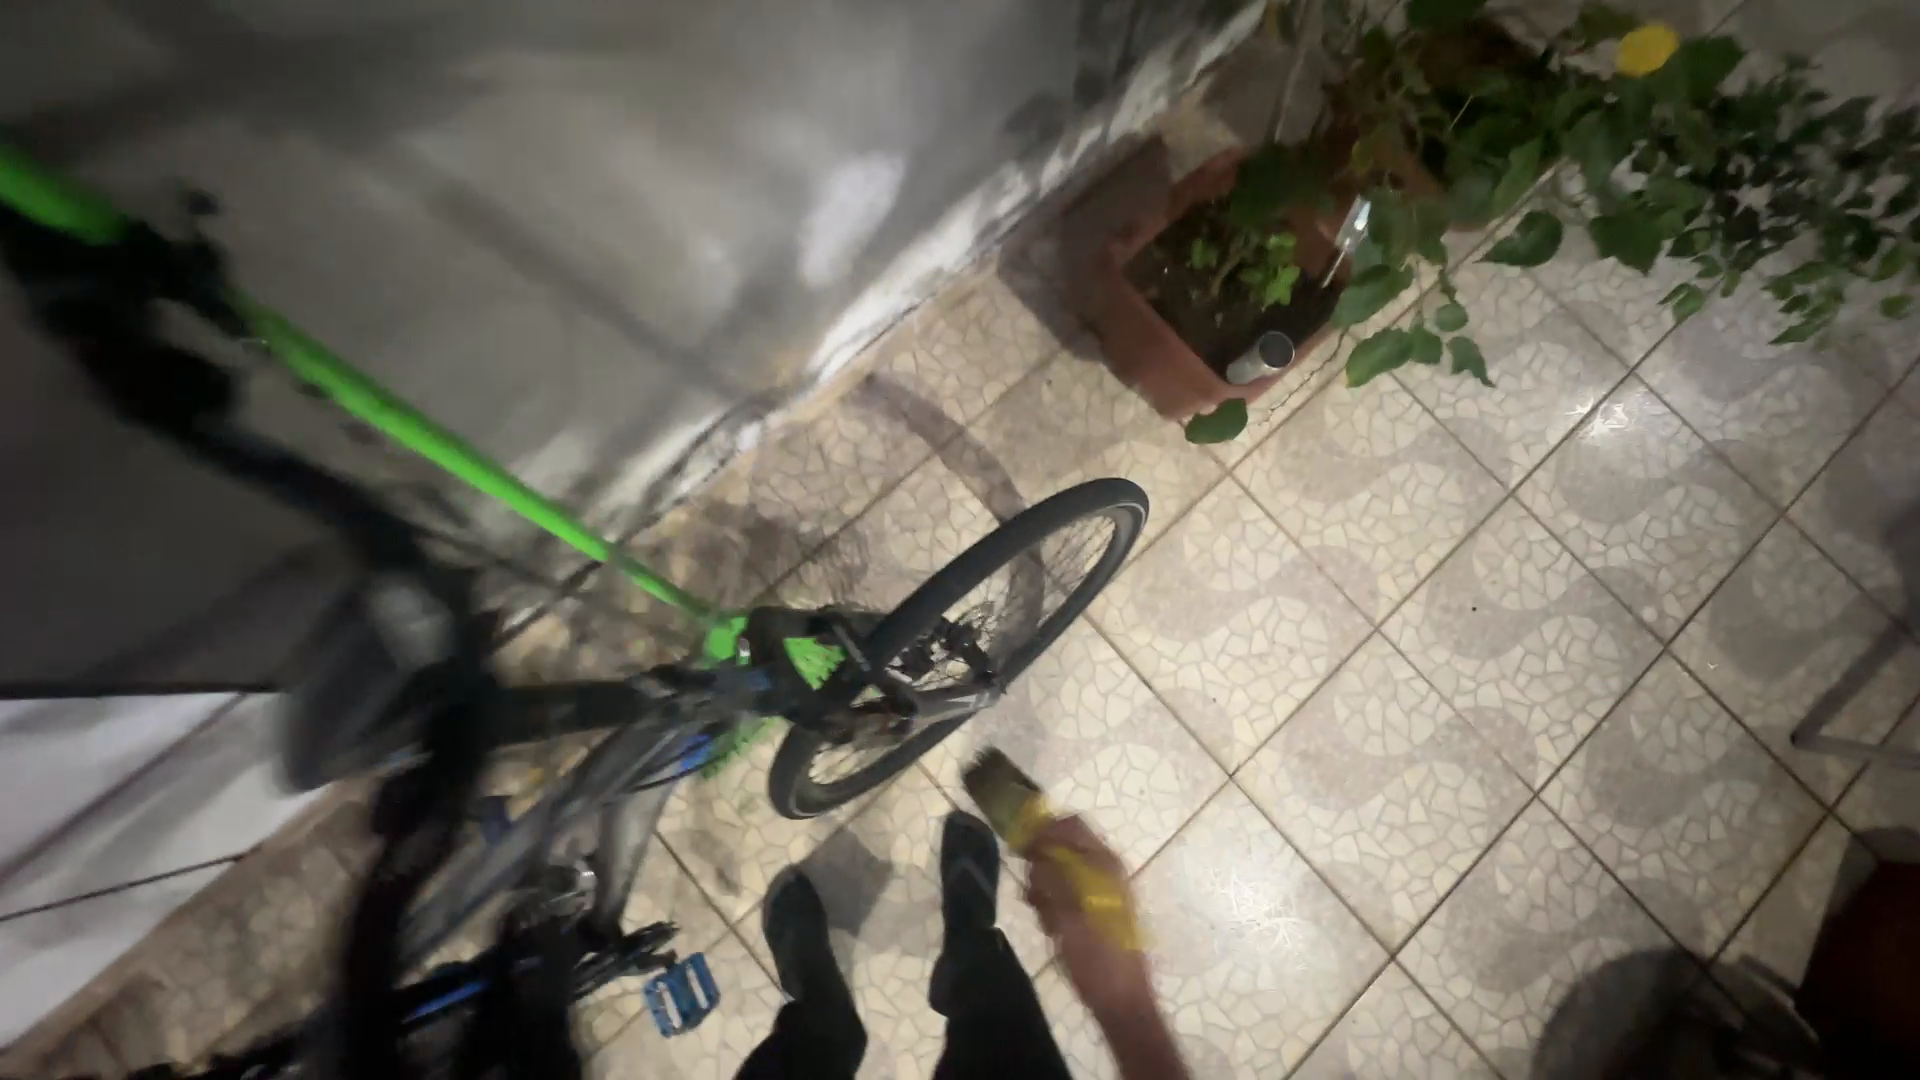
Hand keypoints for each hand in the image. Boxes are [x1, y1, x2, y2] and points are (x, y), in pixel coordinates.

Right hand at [1020, 815, 1153, 1019]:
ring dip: (1045, 885)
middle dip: (1041, 862)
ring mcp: (1103, 887)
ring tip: (1042, 913)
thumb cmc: (1095, 956)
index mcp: (1104, 862)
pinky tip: (1050, 924)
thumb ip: (1049, 874)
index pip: (1070, 824)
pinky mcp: (1097, 907)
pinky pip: (1067, 890)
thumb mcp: (1065, 912)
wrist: (1121, 1000)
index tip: (1019, 849)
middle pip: (1064, 845)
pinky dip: (1053, 900)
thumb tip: (1033, 847)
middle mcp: (1105, 868)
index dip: (1041, 829)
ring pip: (1062, 868)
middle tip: (1030, 890)